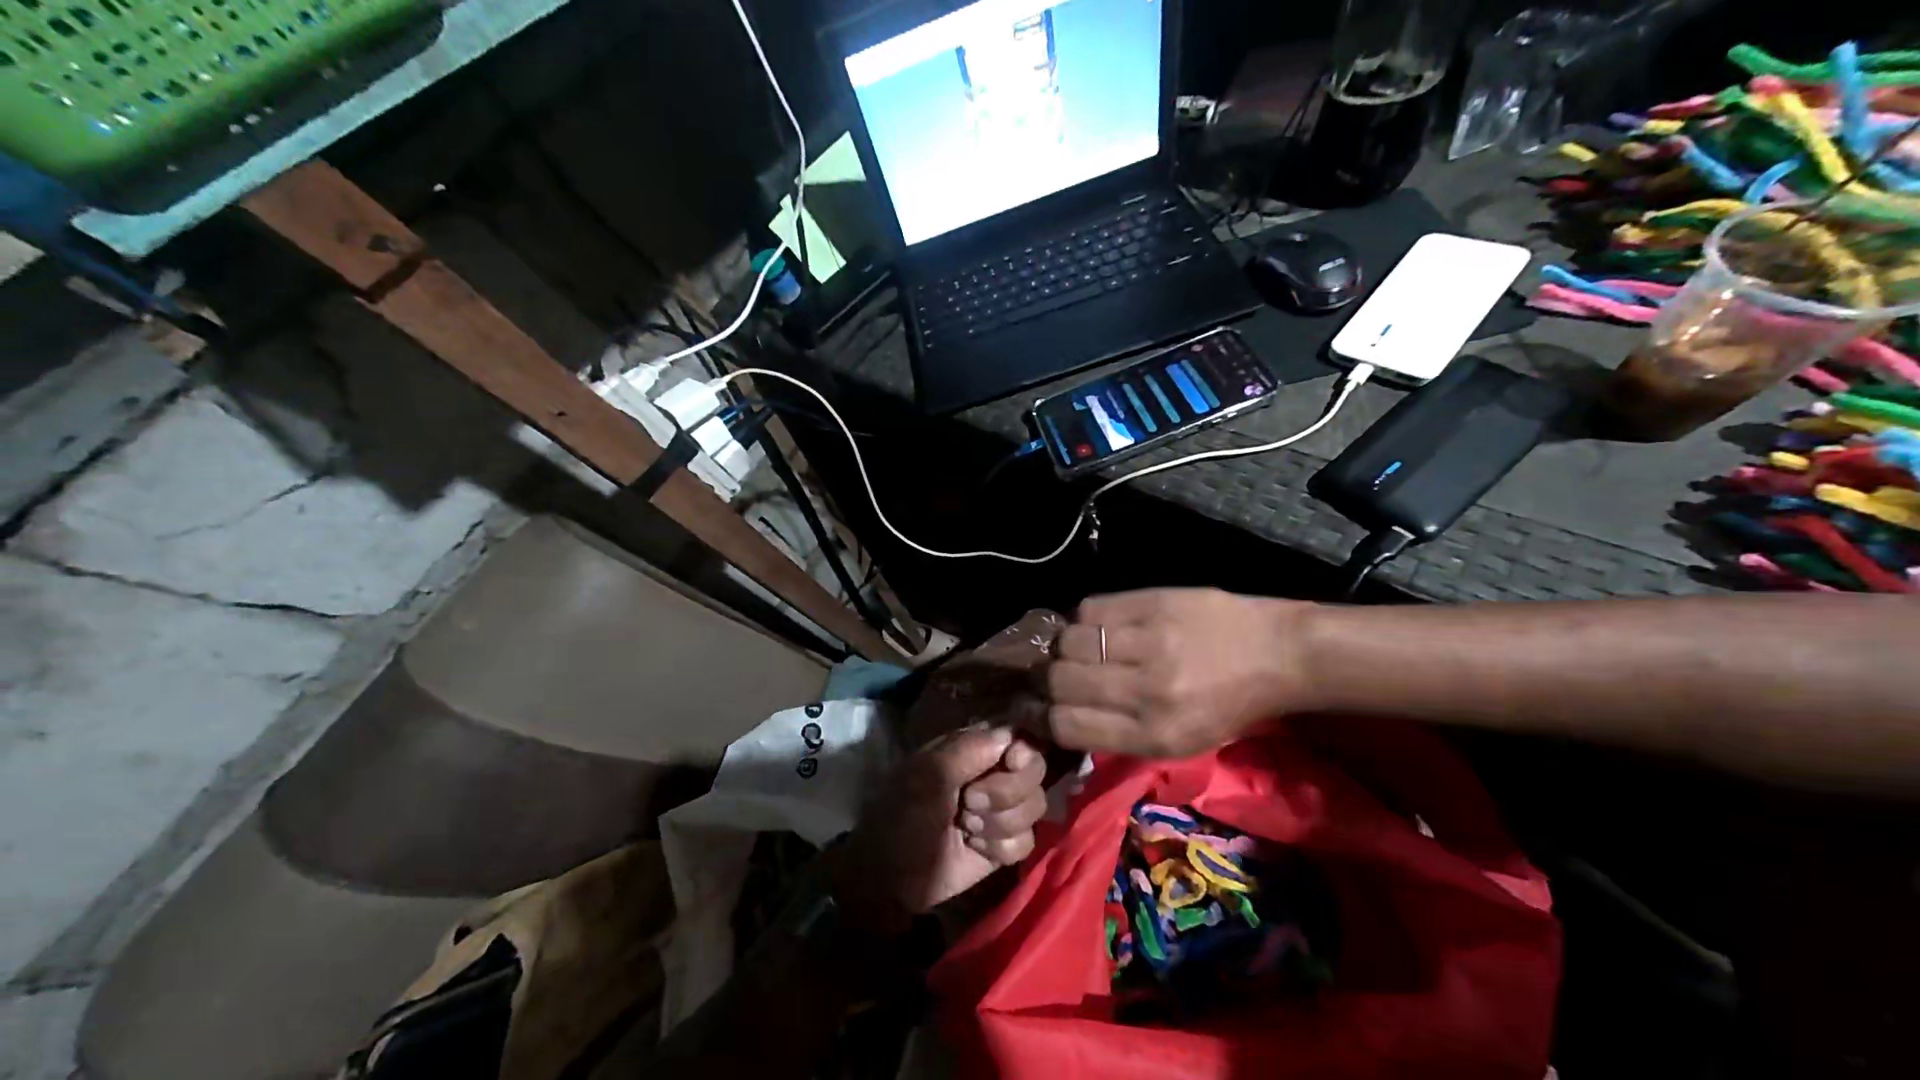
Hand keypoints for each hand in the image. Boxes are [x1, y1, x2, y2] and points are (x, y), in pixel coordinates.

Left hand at [834, 726, 1047, 926]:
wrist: (889, 878)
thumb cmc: (902, 816)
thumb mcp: (927, 776)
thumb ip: (968, 751)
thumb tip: (1011, 736)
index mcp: (972, 747)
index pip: (1020, 735)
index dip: (1024, 750)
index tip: (1011, 764)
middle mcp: (993, 772)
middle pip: (1036, 770)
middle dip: (1007, 793)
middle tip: (970, 805)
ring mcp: (1001, 809)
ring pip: (1035, 806)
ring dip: (1001, 823)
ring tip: (967, 829)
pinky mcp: (1004, 844)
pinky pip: (1027, 841)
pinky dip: (1001, 848)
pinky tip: (976, 849)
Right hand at [1043, 588, 1318, 757]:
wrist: (1279, 654)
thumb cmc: (1228, 707)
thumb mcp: (1178, 741)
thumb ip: (1118, 734)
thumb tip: (1057, 716)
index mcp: (1154, 734)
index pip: (1067, 725)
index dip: (1037, 717)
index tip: (1029, 708)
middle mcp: (1147, 691)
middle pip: (1059, 680)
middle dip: (1043, 680)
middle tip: (1047, 675)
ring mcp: (1150, 641)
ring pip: (1068, 641)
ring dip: (1062, 647)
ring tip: (1074, 649)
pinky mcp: (1154, 602)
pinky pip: (1091, 607)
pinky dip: (1083, 619)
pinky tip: (1097, 625)